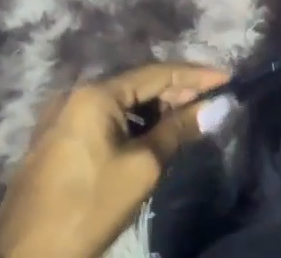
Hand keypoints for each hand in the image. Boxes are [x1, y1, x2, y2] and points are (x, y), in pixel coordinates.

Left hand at [0, 62, 231, 257]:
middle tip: (209, 104)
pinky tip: (149, 139)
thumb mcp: (144, 167)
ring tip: (184, 123)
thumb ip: (181, 129)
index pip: (158, 72)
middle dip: (176, 92)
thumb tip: (218, 106)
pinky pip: (101, 119)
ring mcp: (58, 118)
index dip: (197, 76)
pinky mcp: (52, 142)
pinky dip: (130, 123)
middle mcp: (74, 95)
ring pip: (120, 102)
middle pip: (137, 83)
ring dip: (154, 109)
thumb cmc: (90, 208)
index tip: (228, 81)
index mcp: (95, 94)